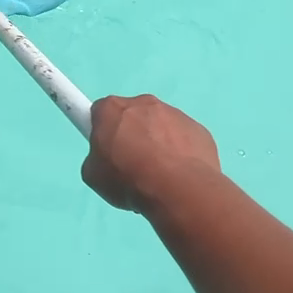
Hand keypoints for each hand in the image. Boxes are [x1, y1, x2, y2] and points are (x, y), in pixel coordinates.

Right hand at [82, 95, 223, 213]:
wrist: (179, 190)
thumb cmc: (127, 179)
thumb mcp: (93, 174)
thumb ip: (97, 158)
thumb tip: (108, 160)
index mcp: (111, 108)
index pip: (100, 111)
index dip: (102, 130)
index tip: (106, 148)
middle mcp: (143, 102)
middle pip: (133, 115)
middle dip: (131, 134)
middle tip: (131, 163)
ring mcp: (175, 114)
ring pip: (161, 126)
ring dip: (157, 142)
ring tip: (159, 173)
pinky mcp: (200, 129)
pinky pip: (184, 138)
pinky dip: (180, 152)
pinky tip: (179, 174)